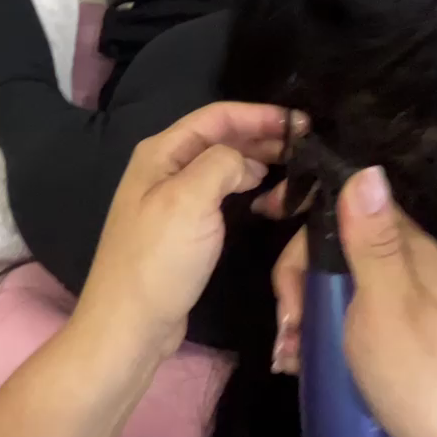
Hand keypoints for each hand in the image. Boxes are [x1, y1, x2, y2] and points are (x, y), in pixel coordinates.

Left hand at [74, 102, 295, 354]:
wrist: (130, 323)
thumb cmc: (158, 258)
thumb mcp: (190, 200)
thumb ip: (221, 164)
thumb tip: (245, 160)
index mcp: (161, 152)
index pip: (216, 116)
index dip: (259, 114)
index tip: (300, 121)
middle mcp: (163, 167)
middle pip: (218, 137)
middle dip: (260, 134)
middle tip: (306, 144)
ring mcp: (171, 198)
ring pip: (220, 164)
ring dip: (255, 159)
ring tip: (294, 165)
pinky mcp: (182, 226)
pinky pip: (218, 192)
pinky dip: (244, 185)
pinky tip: (265, 192)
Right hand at [269, 168, 436, 436]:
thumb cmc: (422, 377)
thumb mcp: (386, 304)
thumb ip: (370, 241)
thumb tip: (366, 169)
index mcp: (409, 250)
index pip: (344, 205)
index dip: (304, 212)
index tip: (264, 220)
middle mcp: (406, 268)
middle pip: (332, 247)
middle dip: (297, 278)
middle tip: (290, 322)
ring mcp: (401, 304)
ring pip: (332, 285)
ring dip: (301, 312)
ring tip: (290, 352)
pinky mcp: (393, 337)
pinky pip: (342, 317)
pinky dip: (316, 334)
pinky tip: (301, 360)